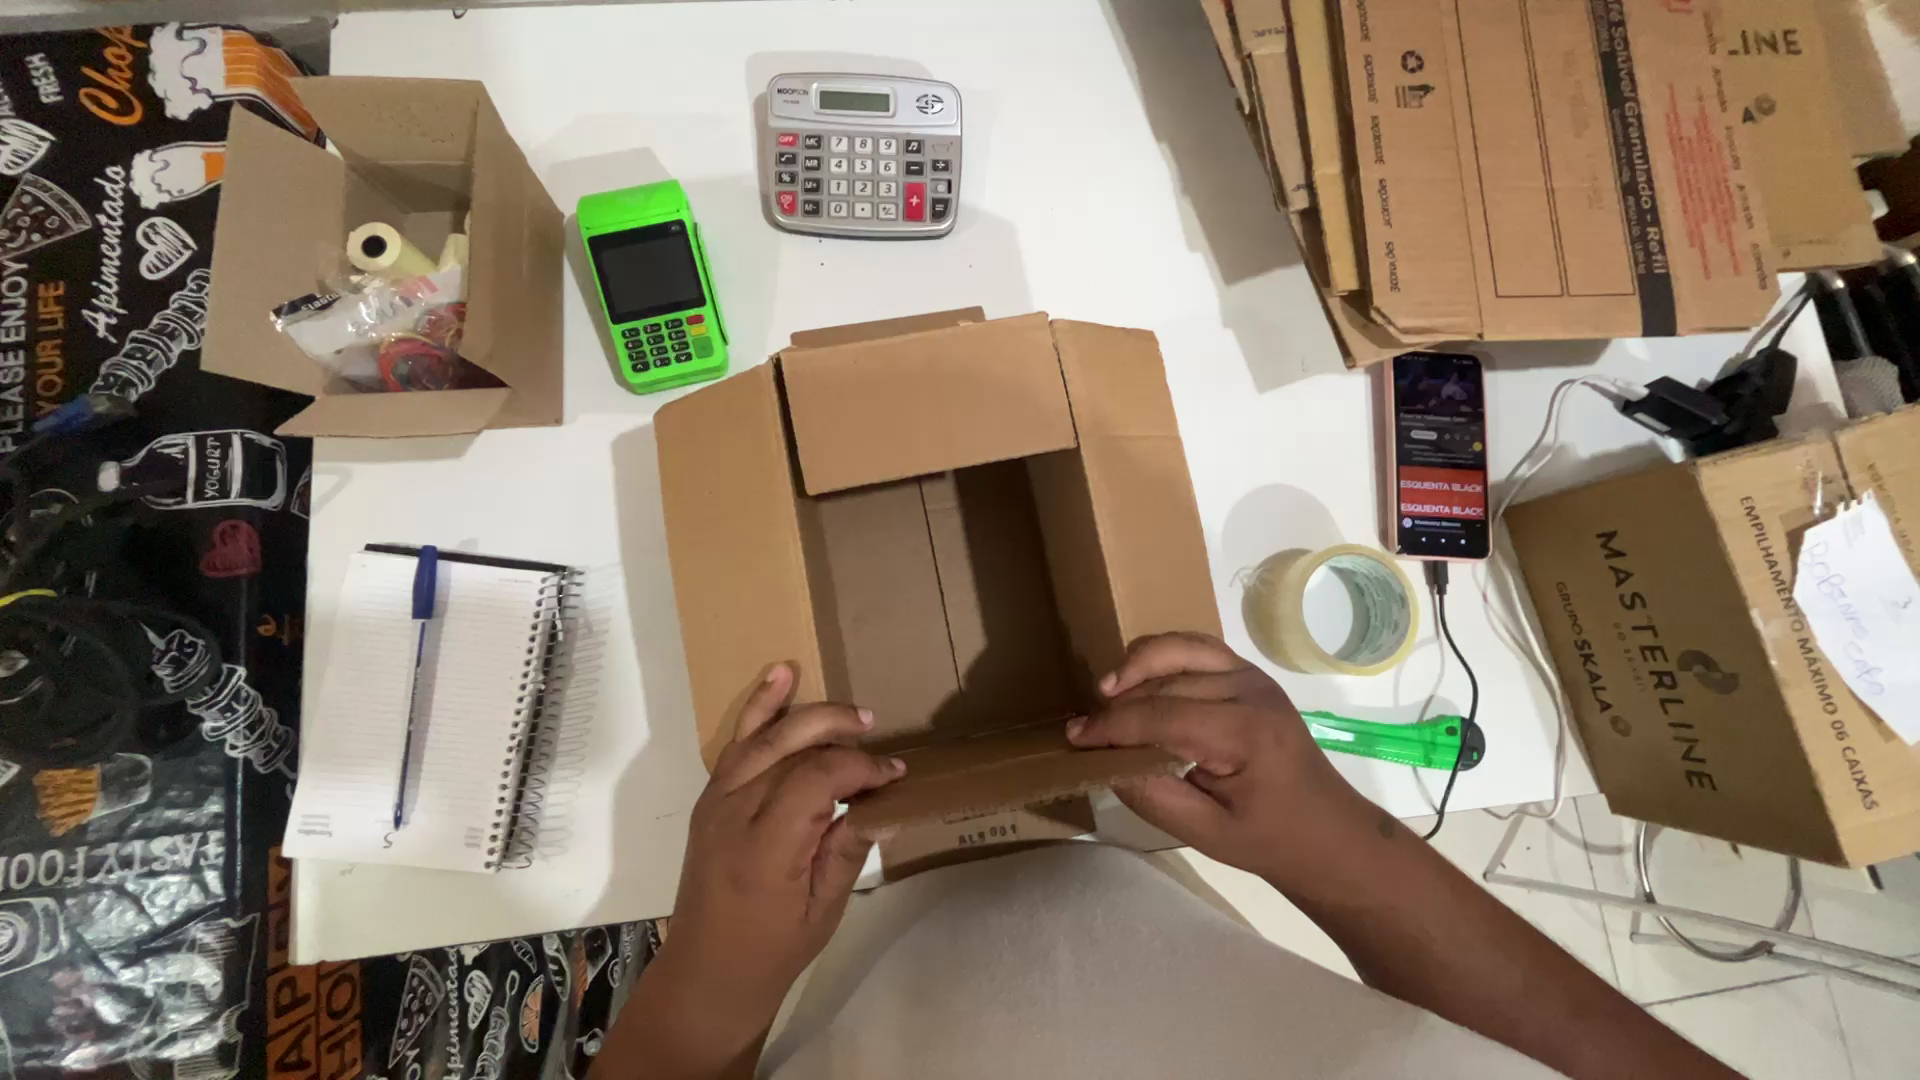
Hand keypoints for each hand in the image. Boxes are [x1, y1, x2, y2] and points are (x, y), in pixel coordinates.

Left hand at [652, 663, 904, 1026]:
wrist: (705, 974)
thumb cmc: (773, 950)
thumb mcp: (825, 909)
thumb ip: (850, 846)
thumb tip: (884, 797)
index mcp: (766, 849)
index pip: (817, 779)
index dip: (860, 768)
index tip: (894, 774)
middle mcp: (734, 814)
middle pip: (790, 747)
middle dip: (838, 730)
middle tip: (875, 730)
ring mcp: (715, 801)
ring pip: (764, 737)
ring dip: (807, 715)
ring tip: (850, 712)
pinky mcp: (709, 797)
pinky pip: (736, 743)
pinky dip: (760, 707)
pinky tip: (782, 675)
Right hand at [1066, 632, 1379, 888]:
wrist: (1329, 832)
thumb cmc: (1269, 840)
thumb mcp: (1205, 832)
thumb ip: (1151, 793)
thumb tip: (1105, 758)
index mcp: (1246, 733)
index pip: (1162, 715)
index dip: (1112, 726)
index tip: (1075, 738)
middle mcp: (1251, 692)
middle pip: (1165, 681)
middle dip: (1118, 703)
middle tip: (1085, 728)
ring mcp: (1252, 676)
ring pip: (1178, 651)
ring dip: (1137, 667)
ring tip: (1105, 693)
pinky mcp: (1249, 673)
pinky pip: (1196, 647)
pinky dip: (1162, 653)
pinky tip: (1138, 674)